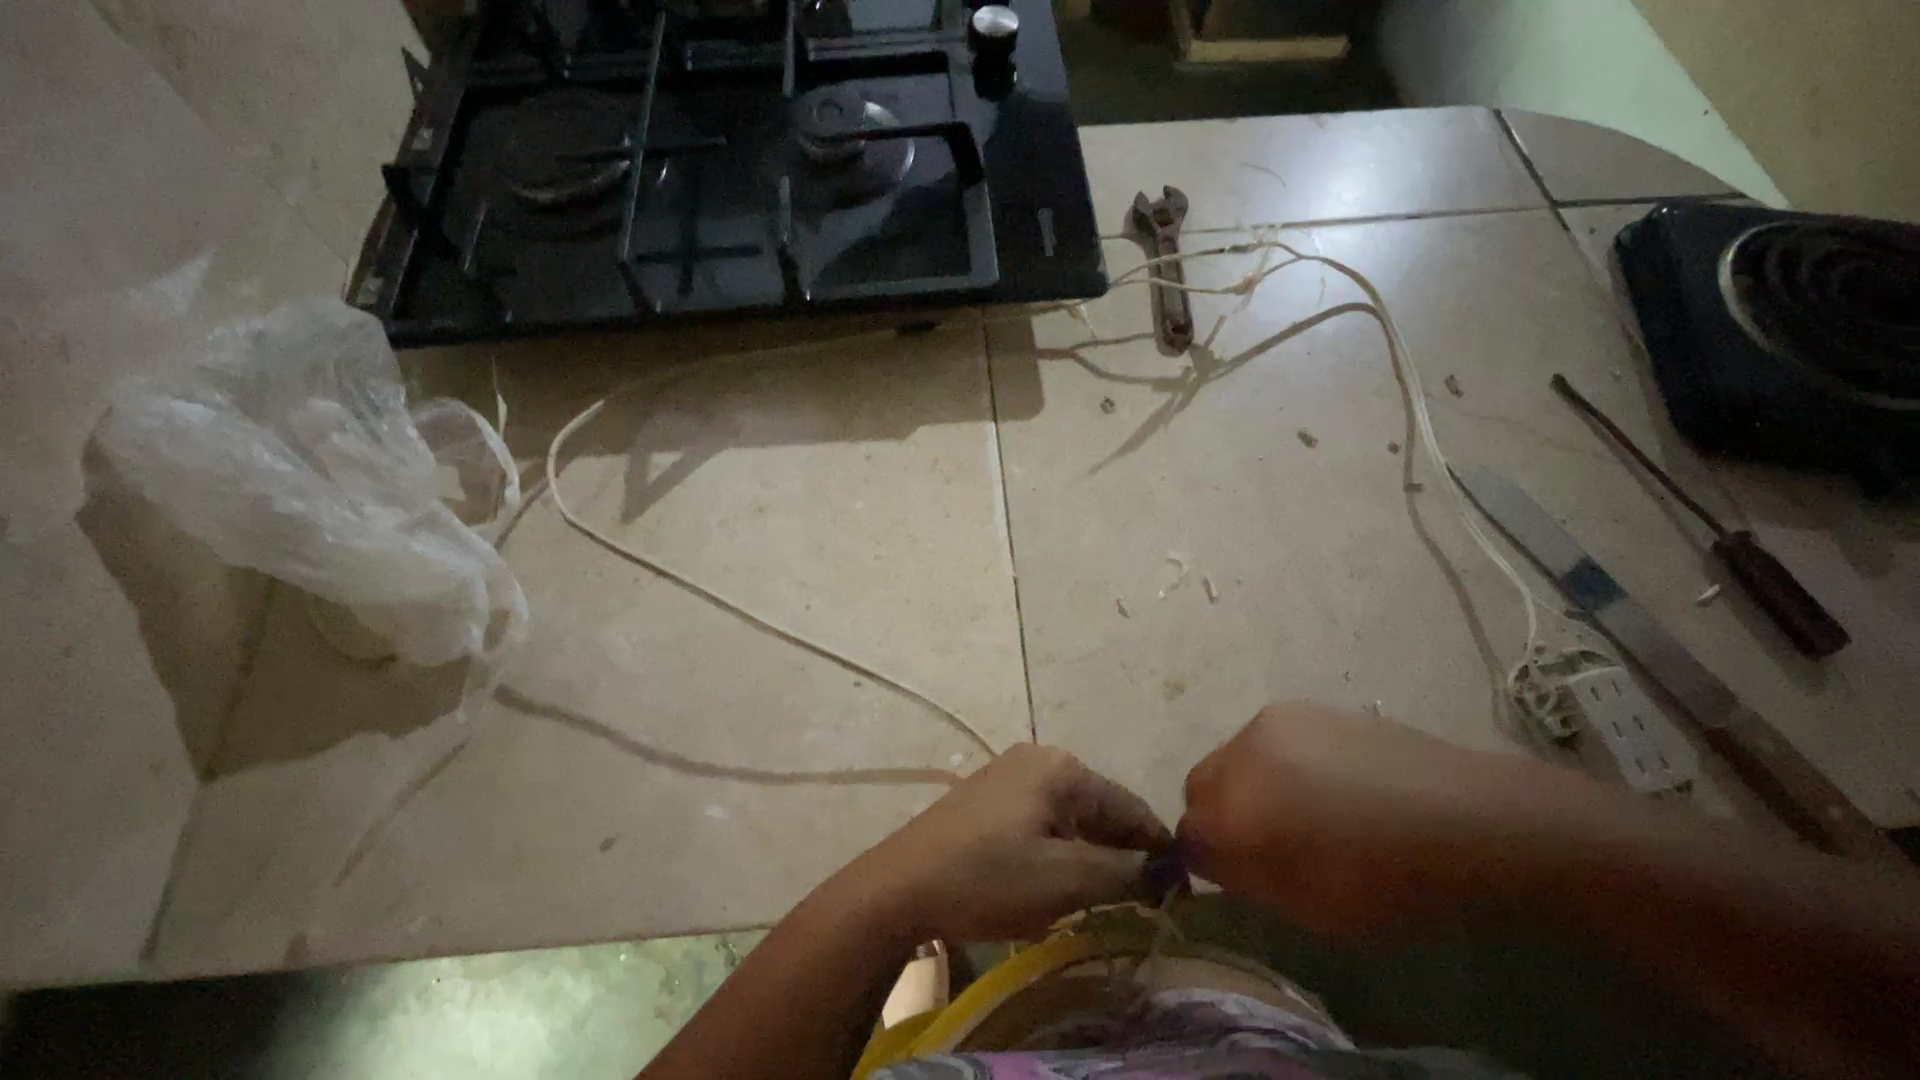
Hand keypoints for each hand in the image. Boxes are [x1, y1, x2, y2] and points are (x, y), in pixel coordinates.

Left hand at [848, 744, 1172, 942]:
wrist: (898, 888)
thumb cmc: (987, 879)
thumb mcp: (1065, 880)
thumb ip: (1123, 873)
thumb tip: (1165, 872)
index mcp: (1061, 769)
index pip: (1130, 807)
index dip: (1158, 850)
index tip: (1182, 892)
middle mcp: (1037, 760)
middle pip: (1099, 809)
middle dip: (1123, 853)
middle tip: (1146, 902)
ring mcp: (1007, 777)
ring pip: (1069, 818)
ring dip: (1091, 855)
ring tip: (1107, 898)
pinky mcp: (985, 801)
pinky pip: (1040, 823)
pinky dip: (1059, 851)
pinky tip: (1058, 883)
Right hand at [1178, 701, 1589, 936]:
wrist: (1471, 821)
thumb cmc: (1390, 885)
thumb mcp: (1307, 912)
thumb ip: (1247, 880)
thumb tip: (1222, 859)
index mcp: (1232, 817)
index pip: (1186, 837)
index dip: (1209, 860)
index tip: (1241, 874)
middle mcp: (1237, 759)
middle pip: (1199, 787)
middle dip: (1219, 814)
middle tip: (1267, 843)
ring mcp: (1271, 725)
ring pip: (1233, 759)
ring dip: (1249, 784)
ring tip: (1306, 809)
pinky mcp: (1306, 707)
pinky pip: (1269, 741)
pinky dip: (1281, 763)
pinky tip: (1332, 784)